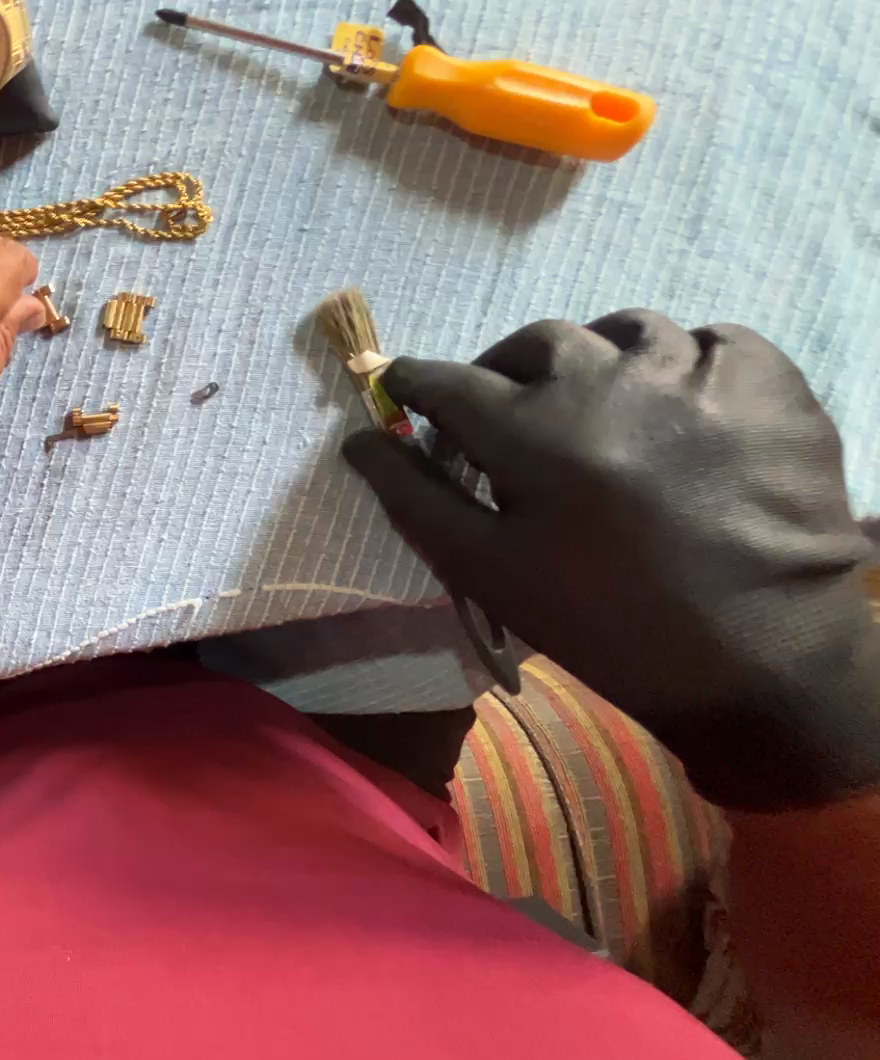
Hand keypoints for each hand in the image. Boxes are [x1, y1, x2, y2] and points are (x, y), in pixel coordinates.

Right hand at [343, 310, 879, 809]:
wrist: (753, 656)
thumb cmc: (591, 614)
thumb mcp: (477, 563)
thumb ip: (411, 493)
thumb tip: (359, 439)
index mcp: (534, 433)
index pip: (448, 381)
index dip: (413, 382)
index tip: (400, 387)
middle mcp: (613, 385)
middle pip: (532, 344)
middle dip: (495, 370)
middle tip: (493, 412)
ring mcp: (702, 379)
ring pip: (621, 330)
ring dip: (582, 359)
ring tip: (582, 404)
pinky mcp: (775, 388)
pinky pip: (709, 340)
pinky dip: (672, 359)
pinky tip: (664, 404)